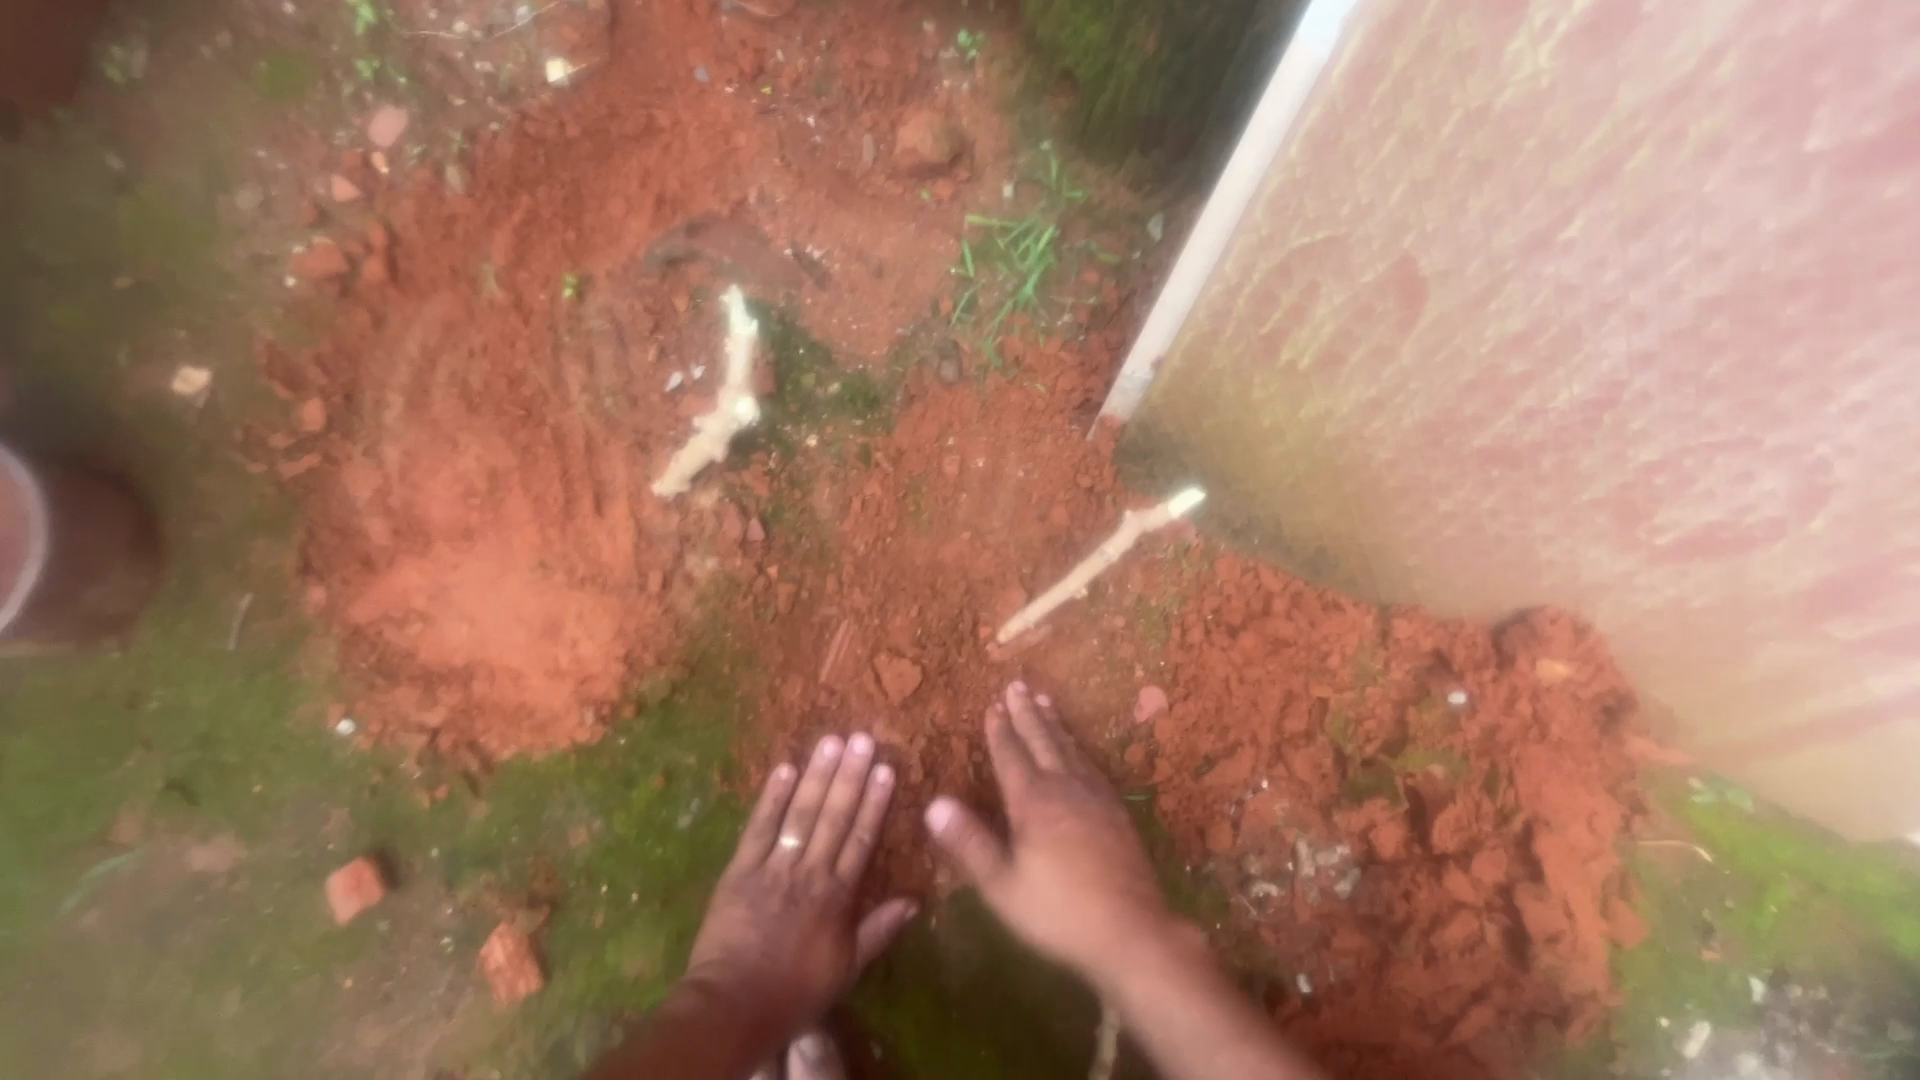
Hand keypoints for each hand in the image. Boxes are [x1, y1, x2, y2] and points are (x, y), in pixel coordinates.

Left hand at [686, 734, 916, 1035]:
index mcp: (837, 896)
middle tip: (862, 738)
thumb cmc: (794, 990)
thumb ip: (879, 931)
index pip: (861, 839)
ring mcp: (773, 867)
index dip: (875, 802)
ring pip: (801, 814)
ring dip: (817, 776)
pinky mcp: (740, 870)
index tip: (886, 769)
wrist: (733, 1006)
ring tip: (831, 741)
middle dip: (850, 775)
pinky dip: (771, 798)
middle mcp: (810, 872)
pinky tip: (784, 769)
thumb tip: (915, 900)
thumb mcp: (847, 969)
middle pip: (834, 817)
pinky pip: (758, 828)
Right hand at [923, 682, 1177, 981]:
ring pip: (1070, 749)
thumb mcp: (1003, 885)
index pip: (1012, 756)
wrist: (1132, 931)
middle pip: (1043, 742)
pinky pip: (1091, 765)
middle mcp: (1065, 789)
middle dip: (1027, 714)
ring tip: (1044, 701)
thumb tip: (934, 803)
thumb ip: (969, 843)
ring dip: (1054, 724)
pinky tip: (1079, 751)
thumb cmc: (1058, 912)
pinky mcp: (1116, 812)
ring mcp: (1095, 798)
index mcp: (1034, 802)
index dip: (1000, 730)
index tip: (992, 704)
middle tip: (1018, 685)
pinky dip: (1078, 748)